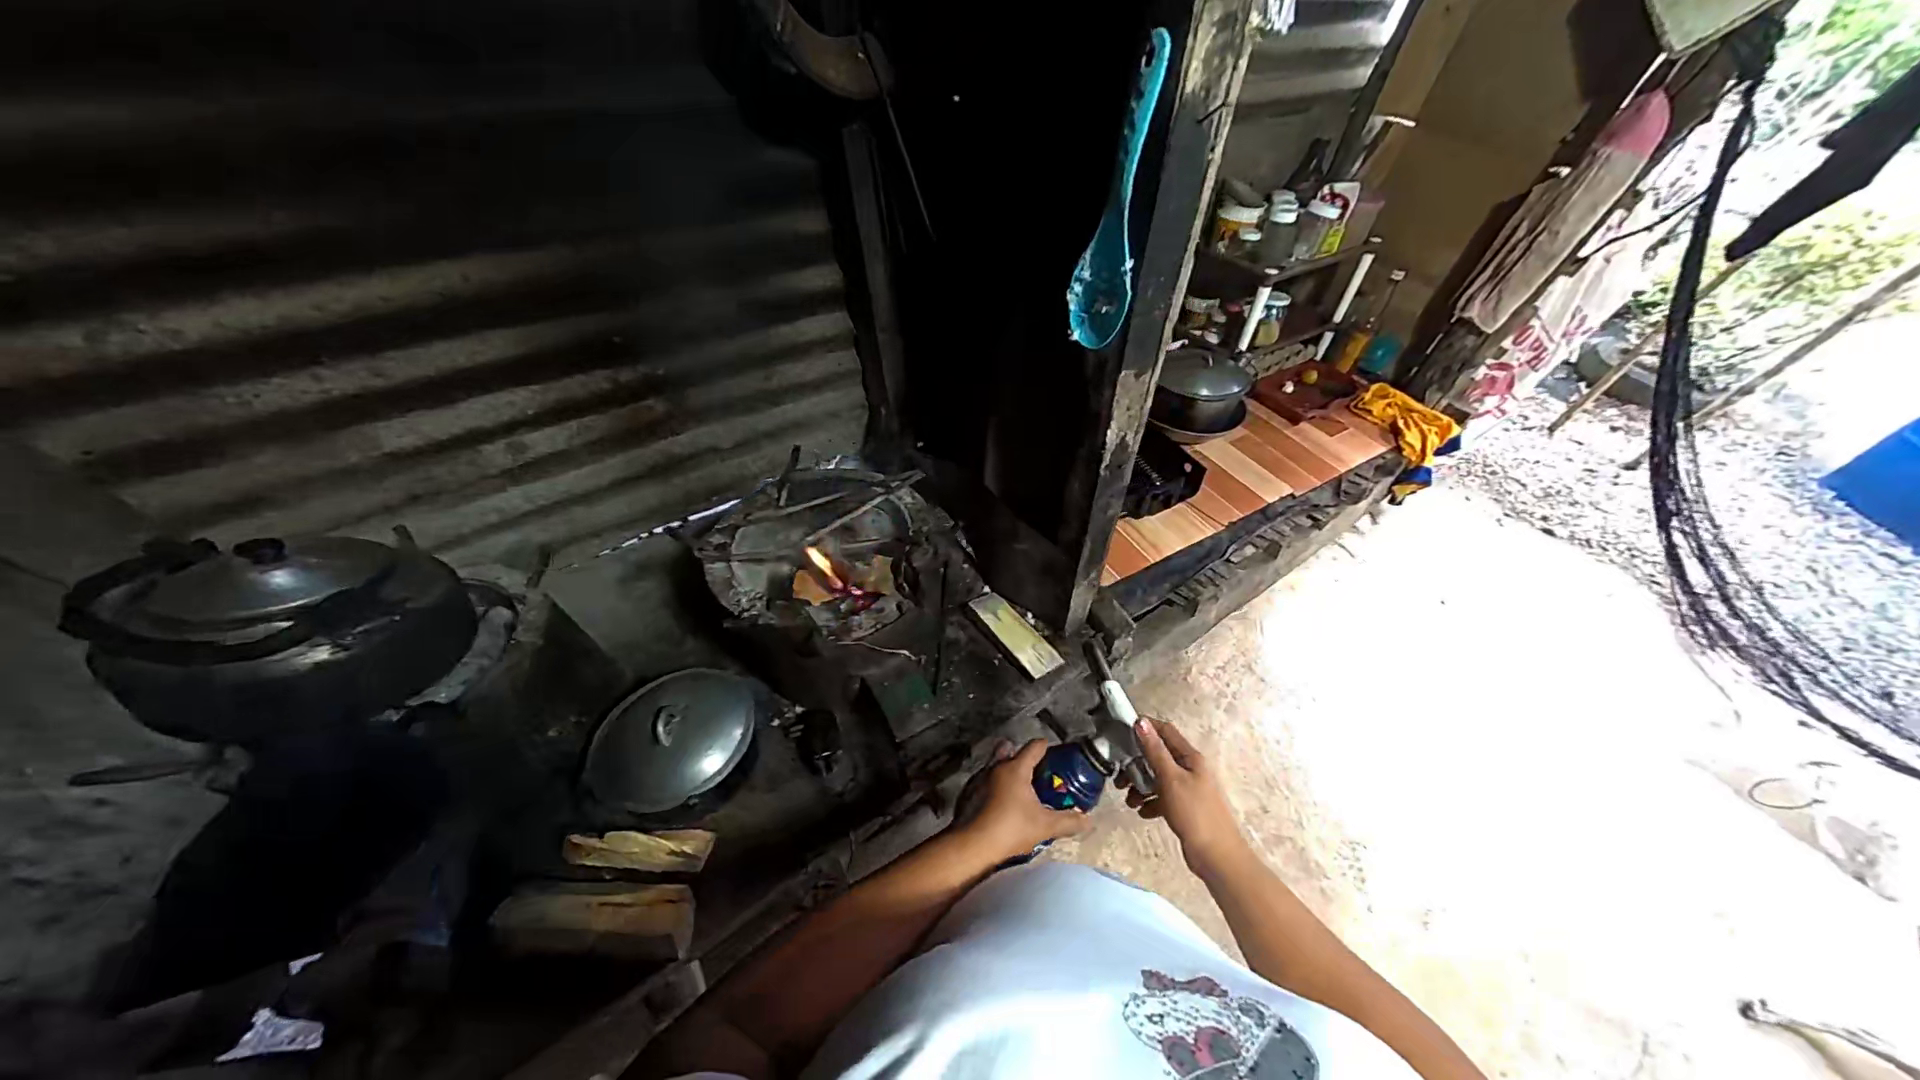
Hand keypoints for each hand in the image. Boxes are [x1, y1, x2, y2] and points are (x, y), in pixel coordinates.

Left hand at [951, 740, 1090, 861]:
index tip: (1053, 750)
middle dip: (1022, 756)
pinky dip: (995, 786)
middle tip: (1036, 769)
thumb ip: (1068, 821)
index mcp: (1016, 768)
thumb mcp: (1045, 826)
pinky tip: (1001, 802)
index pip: (1034, 747)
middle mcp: (996, 767)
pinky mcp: (969, 793)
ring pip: (995, 766)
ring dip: (1007, 771)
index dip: (1045, 747)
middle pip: (1010, 751)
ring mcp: (979, 779)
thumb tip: (1087, 820)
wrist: (973, 845)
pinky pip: (985, 781)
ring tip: (1020, 786)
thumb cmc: (1011, 828)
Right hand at [1124, 718, 1249, 878]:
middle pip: (1159, 756)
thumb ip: (1155, 751)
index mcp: (1191, 758)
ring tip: (1130, 800)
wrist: (1216, 856)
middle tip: (1121, 776)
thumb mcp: (1171, 779)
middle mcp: (1190, 769)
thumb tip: (1141, 722)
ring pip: (1158, 778)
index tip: (1123, 731)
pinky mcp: (1185, 807)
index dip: (1145, 727)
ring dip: (1141, 785)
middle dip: (1137, 764)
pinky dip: (1151, 801)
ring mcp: (1188, 789)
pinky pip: (1163, 797)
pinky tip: (1143, 812)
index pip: (1166, 731)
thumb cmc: (1195, 814)